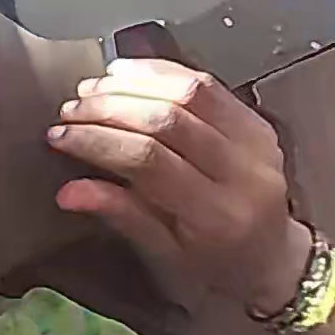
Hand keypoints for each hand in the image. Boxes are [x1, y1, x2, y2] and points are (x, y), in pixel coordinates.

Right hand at [48, 58, 311, 314]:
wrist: (274, 256)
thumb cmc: (213, 263)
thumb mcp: (163, 253)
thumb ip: (120, 214)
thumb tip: (67, 192)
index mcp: (216, 215)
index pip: (149, 161)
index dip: (98, 141)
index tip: (59, 136)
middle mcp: (243, 172)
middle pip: (167, 120)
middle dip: (108, 109)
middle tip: (70, 109)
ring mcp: (256, 141)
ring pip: (188, 92)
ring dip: (131, 85)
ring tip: (90, 88)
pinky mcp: (258, 121)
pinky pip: (207, 84)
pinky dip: (161, 72)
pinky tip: (125, 73)